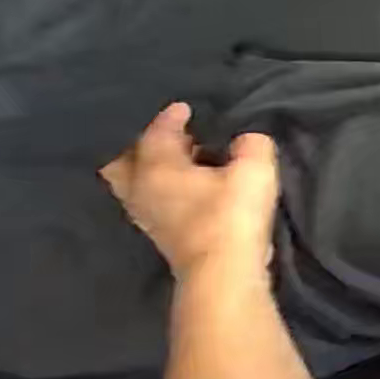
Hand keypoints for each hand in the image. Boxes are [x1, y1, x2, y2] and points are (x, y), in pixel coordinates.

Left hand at [100, 103, 279, 279]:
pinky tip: (190, 190)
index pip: (156, 133)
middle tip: (173, 138)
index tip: (185, 108)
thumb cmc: (232, 214)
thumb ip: (253, 145)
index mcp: (156, 167)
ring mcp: (148, 216)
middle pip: (125, 161)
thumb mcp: (254, 170)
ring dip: (154, 169)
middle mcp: (141, 189)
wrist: (224, 271)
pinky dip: (165, 189)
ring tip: (184, 163)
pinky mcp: (163, 236)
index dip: (171, 117)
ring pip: (137, 184)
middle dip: (145, 145)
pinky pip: (153, 201)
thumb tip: (247, 139)